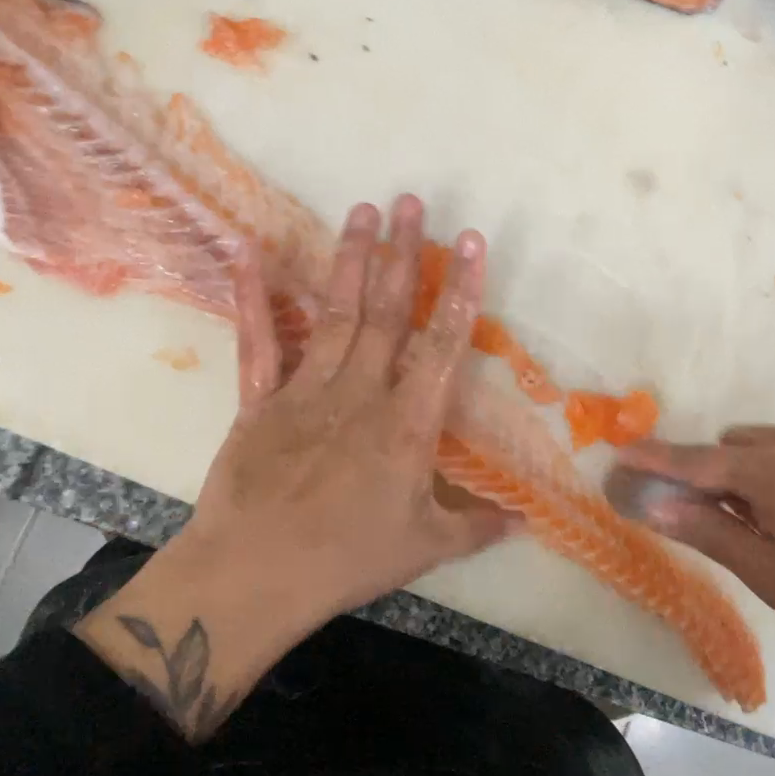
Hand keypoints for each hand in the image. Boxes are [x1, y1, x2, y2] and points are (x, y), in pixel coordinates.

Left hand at [74, 196, 510, 740]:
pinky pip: (258, 343)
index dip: (459, 291)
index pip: (441, 345)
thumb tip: (526, 522)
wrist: (257, 573)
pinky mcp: (259, 401)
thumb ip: (477, 525)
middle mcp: (360, 392)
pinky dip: (253, 298)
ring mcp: (305, 390)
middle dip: (404, 255)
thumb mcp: (427, 547)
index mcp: (407, 423)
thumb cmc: (349, 559)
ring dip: (351, 260)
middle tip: (411, 201)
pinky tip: (249, 252)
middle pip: (387, 313)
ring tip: (363, 210)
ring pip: (335, 314)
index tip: (469, 241)